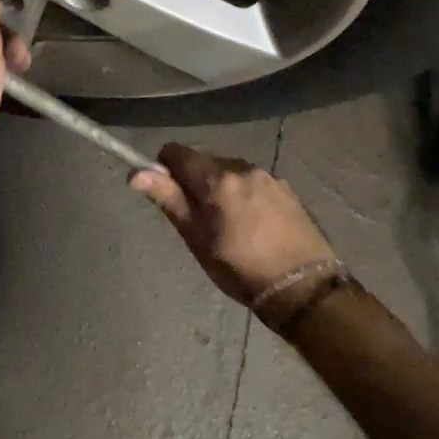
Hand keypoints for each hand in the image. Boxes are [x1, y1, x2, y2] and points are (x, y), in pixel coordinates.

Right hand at [129, 142, 336, 311]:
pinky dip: (243, 194)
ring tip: (228, 224)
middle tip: (198, 219)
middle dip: (194, 181)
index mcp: (217, 178)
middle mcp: (243, 167)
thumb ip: (168, 200)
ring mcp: (269, 177)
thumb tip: (135, 174)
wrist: (302, 287)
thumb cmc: (239, 267)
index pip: (176, 152)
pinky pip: (252, 182)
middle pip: (204, 161)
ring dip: (220, 187)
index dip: (163, 169)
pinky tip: (252, 224)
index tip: (168, 196)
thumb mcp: (196, 238)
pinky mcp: (287, 189)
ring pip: (229, 171)